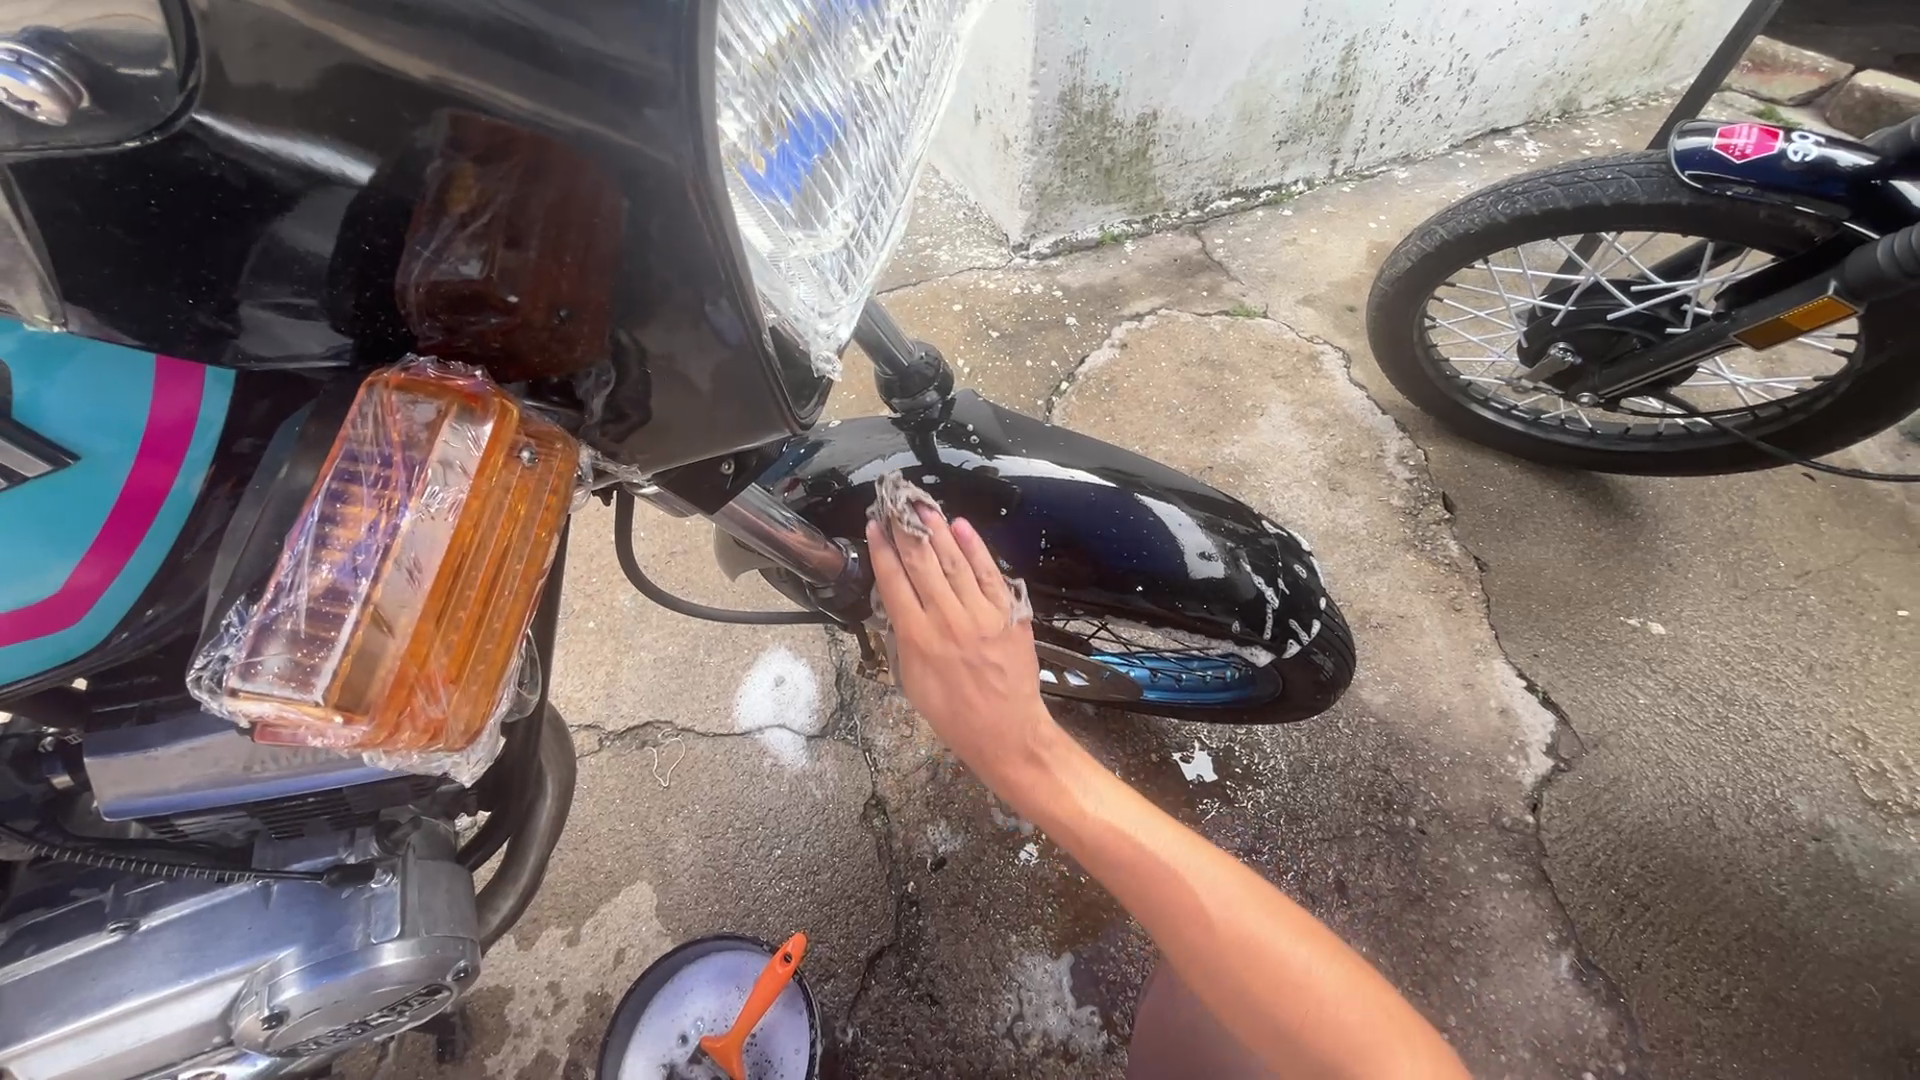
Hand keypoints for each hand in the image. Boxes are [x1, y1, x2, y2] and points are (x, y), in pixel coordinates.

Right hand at [865, 507, 1056, 787]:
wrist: (1006, 731)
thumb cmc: (954, 714)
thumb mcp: (912, 682)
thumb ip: (902, 639)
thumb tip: (894, 605)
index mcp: (918, 638)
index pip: (894, 582)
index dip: (882, 551)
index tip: (874, 527)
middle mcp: (947, 620)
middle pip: (921, 563)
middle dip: (906, 530)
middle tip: (896, 502)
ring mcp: (980, 614)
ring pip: (953, 561)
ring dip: (937, 530)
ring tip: (923, 505)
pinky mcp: (1008, 613)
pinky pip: (989, 573)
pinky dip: (975, 548)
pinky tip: (961, 527)